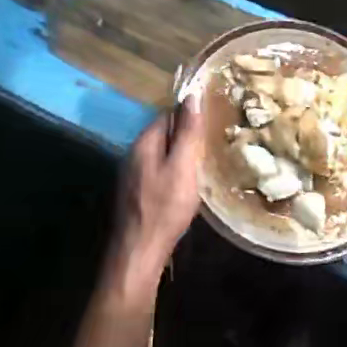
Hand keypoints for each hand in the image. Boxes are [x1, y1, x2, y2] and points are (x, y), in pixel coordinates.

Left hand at [107, 92, 206, 298]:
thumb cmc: (165, 207)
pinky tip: (187, 182)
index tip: (212, 118)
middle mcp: (133, 153)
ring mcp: (132, 173)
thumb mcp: (182, 167)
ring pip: (160, 153)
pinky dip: (173, 171)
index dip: (189, 114)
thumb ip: (186, 133)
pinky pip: (157, 170)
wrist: (140, 250)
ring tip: (205, 160)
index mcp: (144, 142)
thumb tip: (191, 97)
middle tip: (214, 140)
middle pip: (162, 133)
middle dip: (185, 135)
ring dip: (180, 154)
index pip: (167, 114)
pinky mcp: (136, 192)